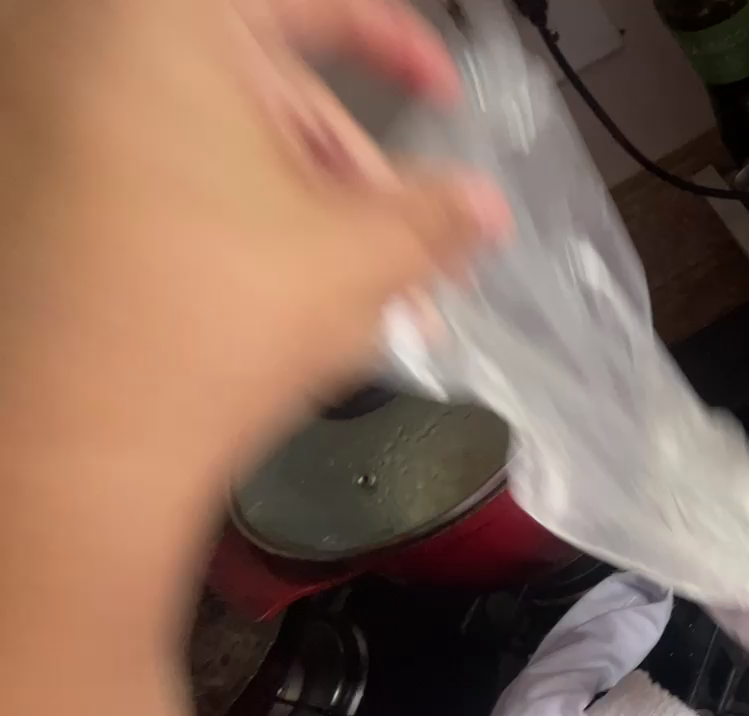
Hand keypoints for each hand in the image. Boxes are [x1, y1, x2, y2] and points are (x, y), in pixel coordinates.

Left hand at [0, 0, 508, 522]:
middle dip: (365, 175)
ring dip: (327, 214)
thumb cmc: (212, 322)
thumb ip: (441, 215)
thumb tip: (483, 201)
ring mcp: (60, 121)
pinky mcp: (56, 182)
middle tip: (420, 245)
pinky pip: (188, 176)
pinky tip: (313, 292)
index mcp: (160, 34)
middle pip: (276, 89)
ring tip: (380, 297)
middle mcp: (88, 56)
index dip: (394, 37)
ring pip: (238, 143)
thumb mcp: (369, 257)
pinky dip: (263, 222)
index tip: (445, 90)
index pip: (307, 2)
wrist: (80, 431)